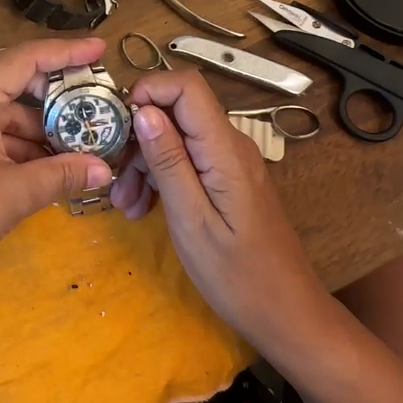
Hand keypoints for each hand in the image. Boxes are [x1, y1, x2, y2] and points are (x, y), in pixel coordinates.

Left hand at [0, 36, 115, 299]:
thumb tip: (104, 169)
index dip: (65, 51)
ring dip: (40, 127)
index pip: (23, 59)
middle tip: (97, 105)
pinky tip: (48, 163)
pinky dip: (18, 143)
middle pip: (14, 82)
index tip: (99, 47)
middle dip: (56, 97)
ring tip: (82, 144)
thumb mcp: (14, 195)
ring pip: (3, 111)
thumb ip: (62, 174)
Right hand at [108, 69, 324, 333]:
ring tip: (125, 204)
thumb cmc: (239, 276)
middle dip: (138, 136)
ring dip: (144, 163)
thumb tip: (143, 110)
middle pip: (175, 111)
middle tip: (114, 178)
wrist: (289, 317)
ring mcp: (229, 161)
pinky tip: (141, 207)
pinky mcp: (225, 178)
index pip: (187, 86)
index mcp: (225, 150)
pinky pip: (186, 159)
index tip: (119, 124)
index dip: (149, 90)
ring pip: (175, 136)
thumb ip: (168, 161)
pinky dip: (160, 177)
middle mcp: (230, 144)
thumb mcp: (192, 221)